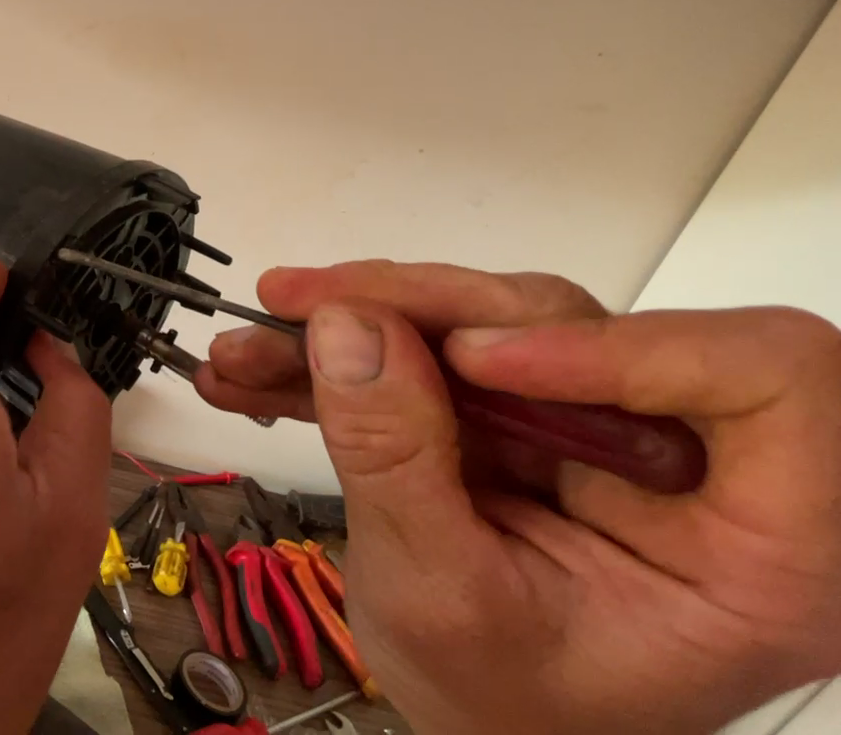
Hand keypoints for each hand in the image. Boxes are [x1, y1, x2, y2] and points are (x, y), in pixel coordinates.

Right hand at [202, 261, 840, 732]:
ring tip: (238, 351)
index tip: (470, 358)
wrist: (463, 720)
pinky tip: (246, 376)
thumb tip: (341, 323)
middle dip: (406, 308)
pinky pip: (416, 359)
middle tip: (288, 303)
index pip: (758, 376)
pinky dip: (328, 364)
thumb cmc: (492, 700)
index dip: (614, 347)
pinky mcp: (504, 414)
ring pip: (465, 324)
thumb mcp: (438, 594)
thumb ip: (395, 459)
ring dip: (338, 330)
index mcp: (755, 534)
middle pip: (560, 320)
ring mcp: (578, 424)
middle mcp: (676, 453)